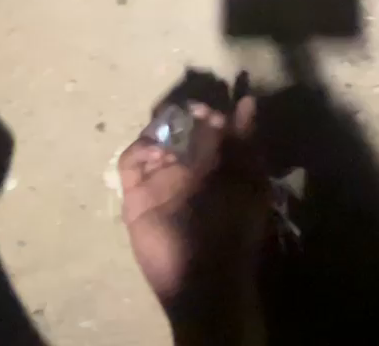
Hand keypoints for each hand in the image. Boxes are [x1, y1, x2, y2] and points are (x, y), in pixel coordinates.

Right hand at [118, 98, 267, 345]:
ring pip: (151, 138)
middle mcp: (185, 168)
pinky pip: (129, 162)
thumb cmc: (233, 226)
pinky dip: (139, 149)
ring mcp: (159, 180)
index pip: (204, 126)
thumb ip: (245, 140)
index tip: (207, 112)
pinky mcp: (137, 196)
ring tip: (171, 137)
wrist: (206, 277)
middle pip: (174, 127)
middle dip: (179, 116)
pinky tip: (157, 153)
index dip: (206, 113)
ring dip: (159, 129)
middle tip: (185, 115)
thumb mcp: (249, 179)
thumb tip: (247, 100)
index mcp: (214, 164)